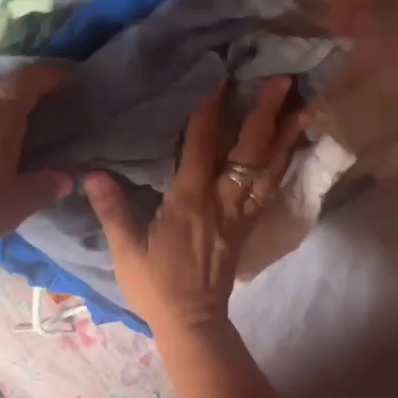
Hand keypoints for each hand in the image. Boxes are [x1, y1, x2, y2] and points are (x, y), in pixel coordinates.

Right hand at [85, 75, 306, 335]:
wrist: (191, 322)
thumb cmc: (155, 287)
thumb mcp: (126, 252)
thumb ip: (113, 210)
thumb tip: (91, 172)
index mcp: (189, 202)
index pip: (201, 146)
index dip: (210, 108)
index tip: (219, 75)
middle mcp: (221, 201)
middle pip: (248, 151)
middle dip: (265, 113)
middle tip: (283, 77)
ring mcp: (240, 214)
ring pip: (268, 168)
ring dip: (286, 134)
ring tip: (305, 104)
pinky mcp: (247, 227)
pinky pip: (269, 189)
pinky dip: (283, 164)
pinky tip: (293, 146)